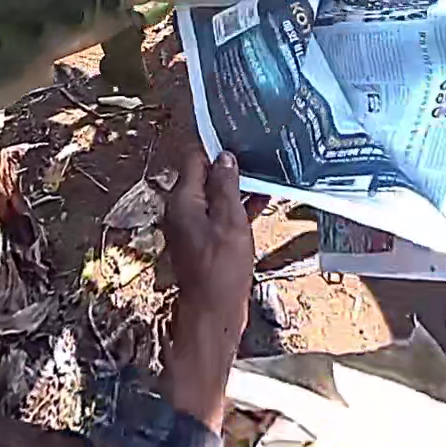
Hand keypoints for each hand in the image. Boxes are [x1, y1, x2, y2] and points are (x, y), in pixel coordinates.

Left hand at [159, 148, 265, 431]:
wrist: (213, 316)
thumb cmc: (222, 269)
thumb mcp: (229, 222)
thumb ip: (226, 187)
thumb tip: (225, 156)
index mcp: (182, 199)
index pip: (194, 158)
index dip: (214, 144)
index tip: (235, 130)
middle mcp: (181, 208)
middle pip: (203, 174)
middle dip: (228, 163)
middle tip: (254, 147)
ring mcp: (191, 224)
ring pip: (214, 194)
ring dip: (236, 185)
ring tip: (264, 170)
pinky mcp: (203, 239)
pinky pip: (219, 214)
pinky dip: (237, 206)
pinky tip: (263, 200)